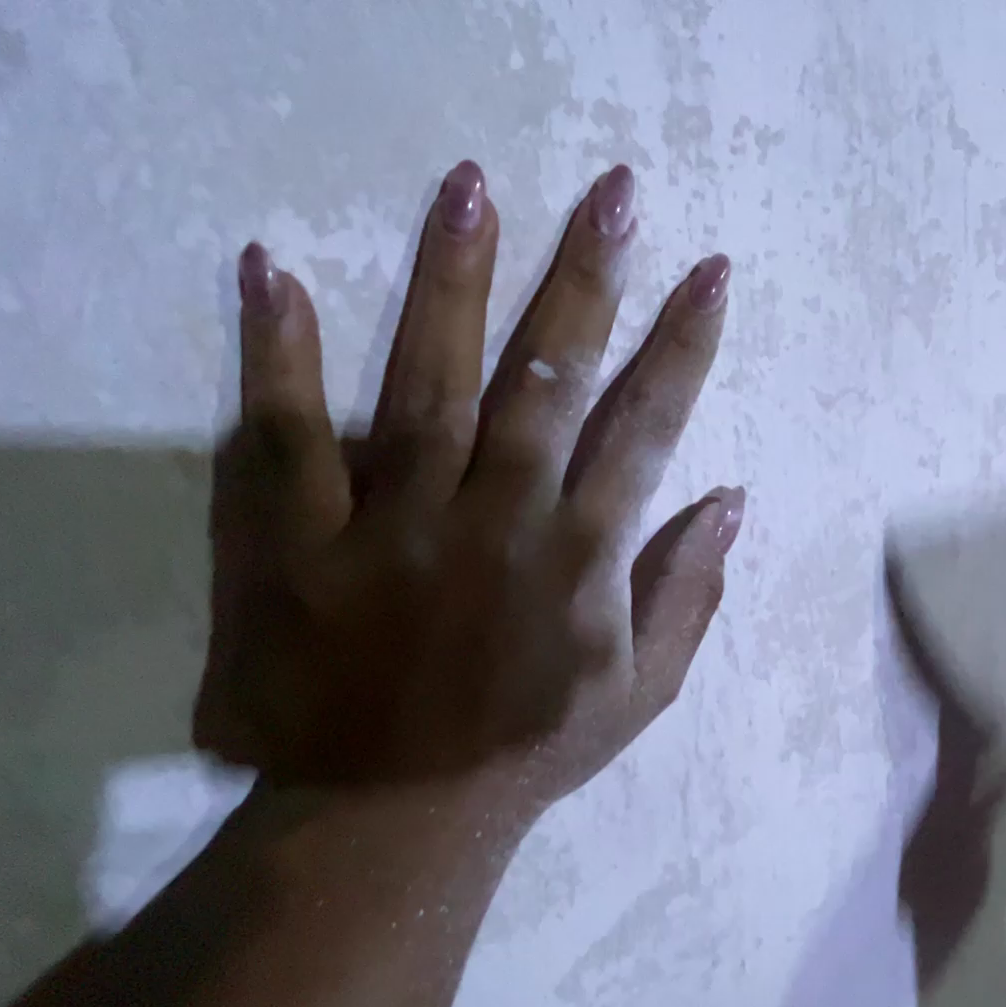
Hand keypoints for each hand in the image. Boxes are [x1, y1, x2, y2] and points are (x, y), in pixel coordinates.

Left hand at [195, 159, 742, 803]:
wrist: (390, 819)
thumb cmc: (531, 748)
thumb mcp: (646, 689)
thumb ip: (690, 590)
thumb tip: (733, 498)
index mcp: (584, 551)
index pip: (648, 423)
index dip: (684, 343)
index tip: (710, 272)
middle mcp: (500, 515)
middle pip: (549, 376)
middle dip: (590, 278)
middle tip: (614, 191)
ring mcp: (394, 522)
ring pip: (429, 381)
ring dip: (454, 279)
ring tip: (471, 187)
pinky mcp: (296, 542)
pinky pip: (283, 439)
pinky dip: (276, 356)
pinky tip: (273, 269)